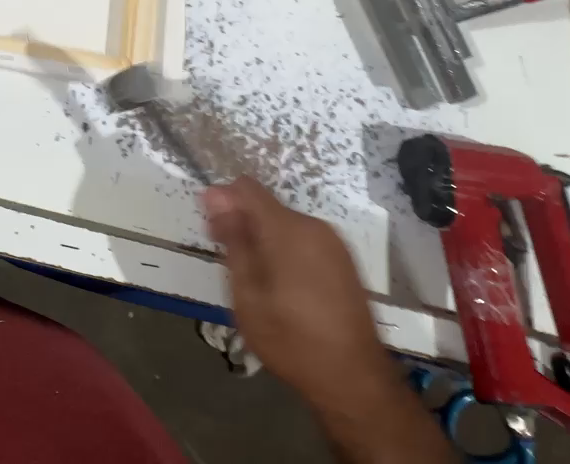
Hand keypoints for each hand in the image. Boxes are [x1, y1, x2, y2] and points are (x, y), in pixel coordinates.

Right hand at [202, 178, 395, 411]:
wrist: (355, 381)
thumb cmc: (291, 339)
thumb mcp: (247, 293)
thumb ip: (233, 239)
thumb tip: (214, 195)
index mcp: (287, 230)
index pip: (246, 188)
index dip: (223, 202)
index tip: (214, 233)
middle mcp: (314, 226)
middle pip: (266, 206)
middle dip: (243, 225)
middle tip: (231, 266)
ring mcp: (335, 243)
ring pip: (285, 224)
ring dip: (264, 241)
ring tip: (258, 283)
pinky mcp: (345, 261)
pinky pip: (305, 240)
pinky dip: (287, 252)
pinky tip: (285, 288)